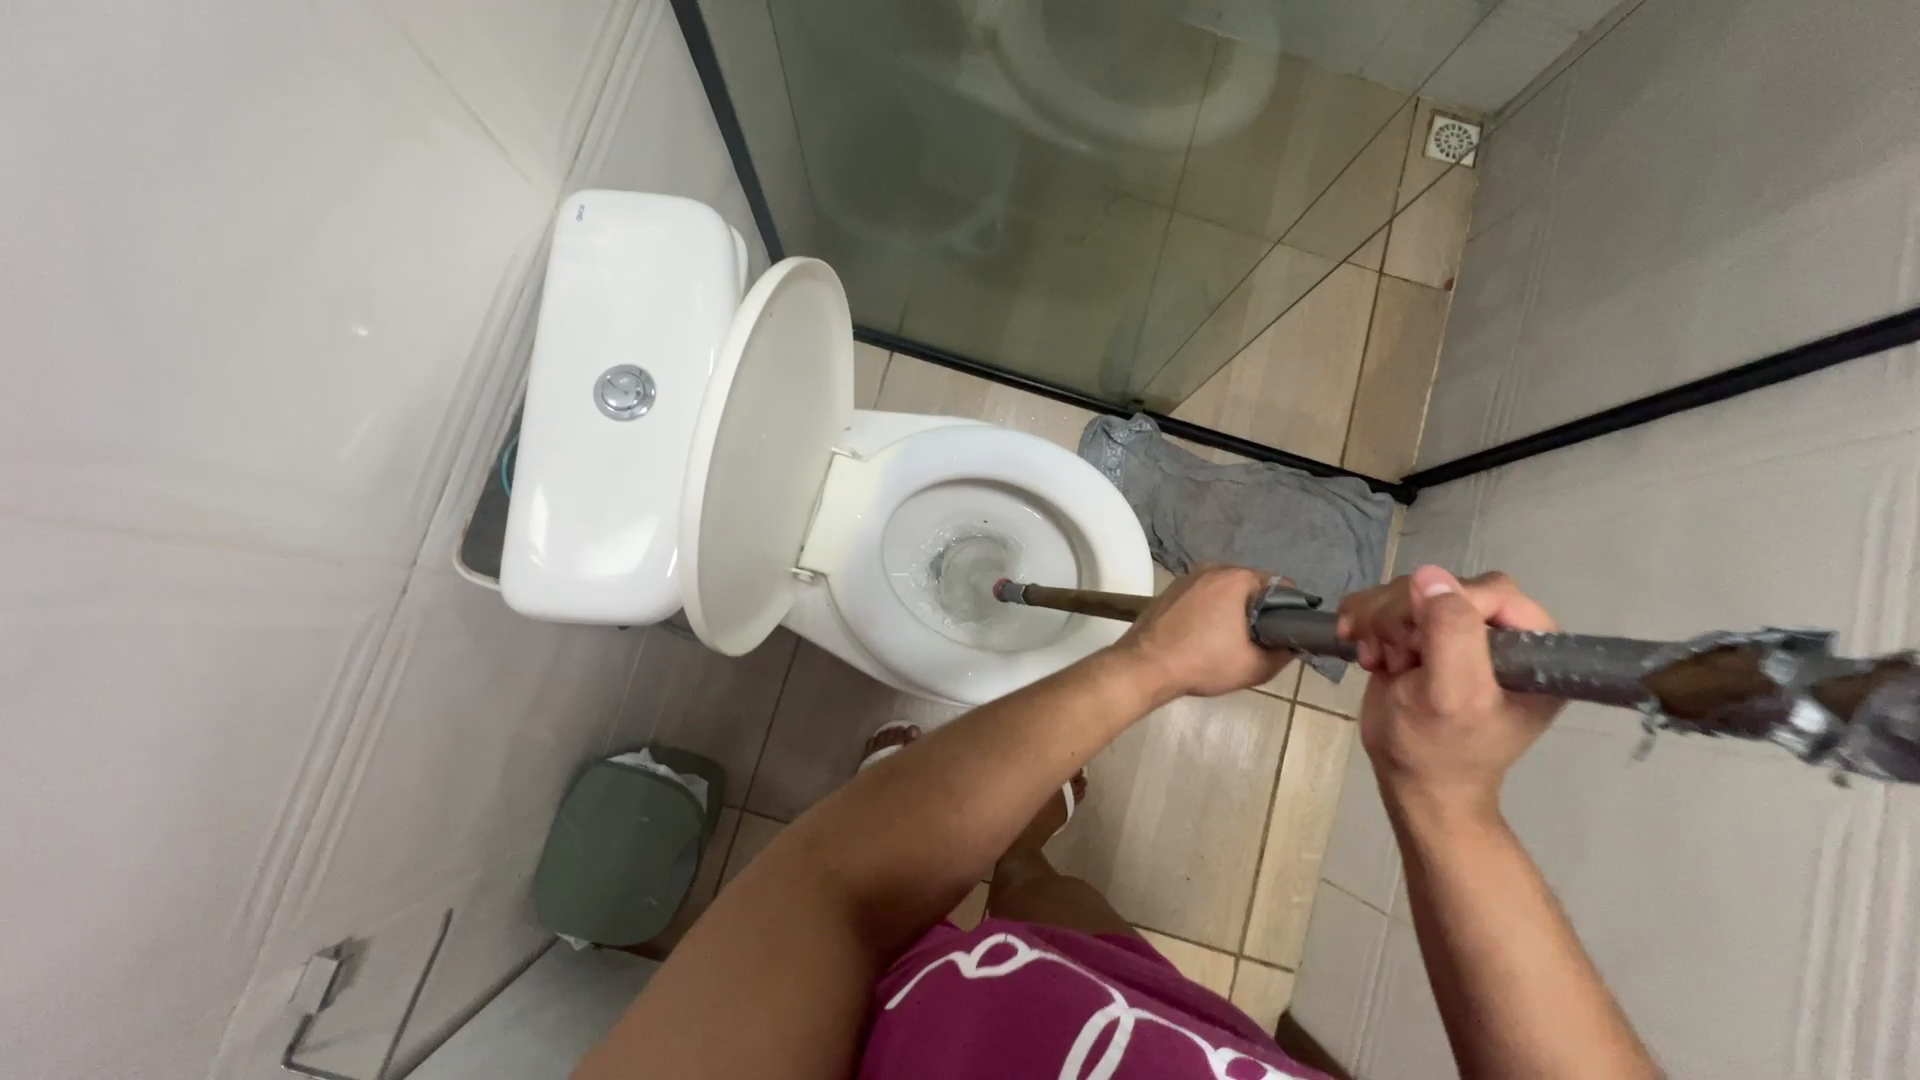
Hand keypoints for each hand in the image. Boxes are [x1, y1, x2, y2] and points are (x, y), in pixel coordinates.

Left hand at [1116, 565, 1292, 699]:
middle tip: (1259, 639)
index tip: (1285, 631)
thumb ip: (1283, 653)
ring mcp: (1187, 577)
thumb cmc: (1203, 663)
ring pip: (1224, 590)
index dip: (1289, 609)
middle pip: (1250, 586)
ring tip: (1231, 639)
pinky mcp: (1169, 590)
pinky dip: (1210, 609)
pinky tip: (1205, 634)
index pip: (1280, 585)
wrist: (1145, 666)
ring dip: (1233, 609)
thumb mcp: (1255, 666)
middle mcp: (1212, 568)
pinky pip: (1202, 595)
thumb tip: (1291, 644)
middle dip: (1259, 609)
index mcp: (1236, 578)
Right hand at [1339, 566, 1563, 814]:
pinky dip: (1361, 619)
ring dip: (1377, 622)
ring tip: (1378, 660)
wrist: (1412, 783)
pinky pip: (1381, 601)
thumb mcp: (1451, 696)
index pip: (1489, 590)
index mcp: (1532, 645)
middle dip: (1402, 618)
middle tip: (1394, 659)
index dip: (1445, 606)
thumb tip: (1430, 576)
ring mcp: (1452, 631)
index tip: (1417, 646)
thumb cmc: (1440, 751)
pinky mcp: (1415, 633)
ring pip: (1405, 590)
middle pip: (1441, 586)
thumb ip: (1451, 634)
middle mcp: (1497, 631)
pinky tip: (1361, 649)